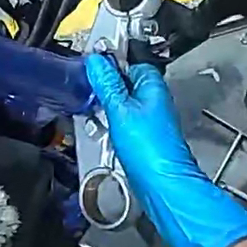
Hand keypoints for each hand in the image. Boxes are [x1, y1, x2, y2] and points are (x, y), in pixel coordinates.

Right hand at [85, 55, 246, 246]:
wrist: (161, 184)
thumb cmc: (148, 147)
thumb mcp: (119, 109)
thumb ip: (107, 84)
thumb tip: (95, 61)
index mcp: (153, 87)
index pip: (131, 63)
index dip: (111, 63)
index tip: (89, 66)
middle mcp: (154, 100)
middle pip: (125, 82)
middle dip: (105, 85)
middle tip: (86, 88)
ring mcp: (148, 119)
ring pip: (121, 102)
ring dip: (105, 104)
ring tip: (90, 108)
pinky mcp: (141, 136)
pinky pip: (121, 119)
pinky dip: (109, 120)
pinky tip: (98, 126)